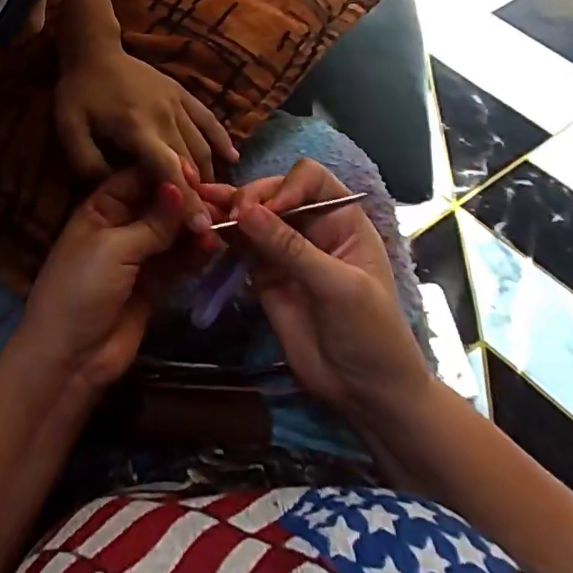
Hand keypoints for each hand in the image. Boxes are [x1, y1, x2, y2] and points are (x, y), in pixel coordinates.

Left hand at [17, 167, 219, 387]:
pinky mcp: (153, 284)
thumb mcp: (114, 248)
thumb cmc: (81, 289)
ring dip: (194, 229)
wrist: (69, 358)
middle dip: (186, 203)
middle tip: (217, 203)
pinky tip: (212, 248)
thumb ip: (153, 221)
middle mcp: (119, 226)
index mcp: (99, 209)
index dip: (165, 173)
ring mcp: (138, 256)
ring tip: (218, 228)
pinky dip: (195, 254)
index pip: (137, 178)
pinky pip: (178, 261)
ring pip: (172, 233)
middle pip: (159, 204)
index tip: (197, 172)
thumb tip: (182, 187)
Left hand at [54, 47, 237, 218]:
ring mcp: (178, 103)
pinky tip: (233, 158)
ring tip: (213, 201)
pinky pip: (209, 119)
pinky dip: (222, 139)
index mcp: (137, 128)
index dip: (186, 199)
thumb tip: (112, 187)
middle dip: (202, 197)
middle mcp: (165, 117)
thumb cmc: (79, 93)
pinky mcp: (183, 95)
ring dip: (210, 174)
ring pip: (203, 145)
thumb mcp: (69, 129)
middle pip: (191, 162)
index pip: (168, 169)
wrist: (94, 51)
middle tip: (210, 227)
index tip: (201, 226)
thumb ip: (87, 162)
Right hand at [227, 159, 431, 416]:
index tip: (268, 210)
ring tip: (200, 207)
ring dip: (227, 211)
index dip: (285, 186)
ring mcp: (285, 251)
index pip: (310, 179)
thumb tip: (246, 212)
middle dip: (250, 197)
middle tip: (231, 216)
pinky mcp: (264, 275)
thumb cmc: (372, 333)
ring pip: (252, 217)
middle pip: (274, 192)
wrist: (366, 392)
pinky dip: (222, 237)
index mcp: (343, 219)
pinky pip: (240, 247)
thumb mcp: (339, 287)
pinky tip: (203, 229)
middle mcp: (312, 227)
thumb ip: (291, 249)